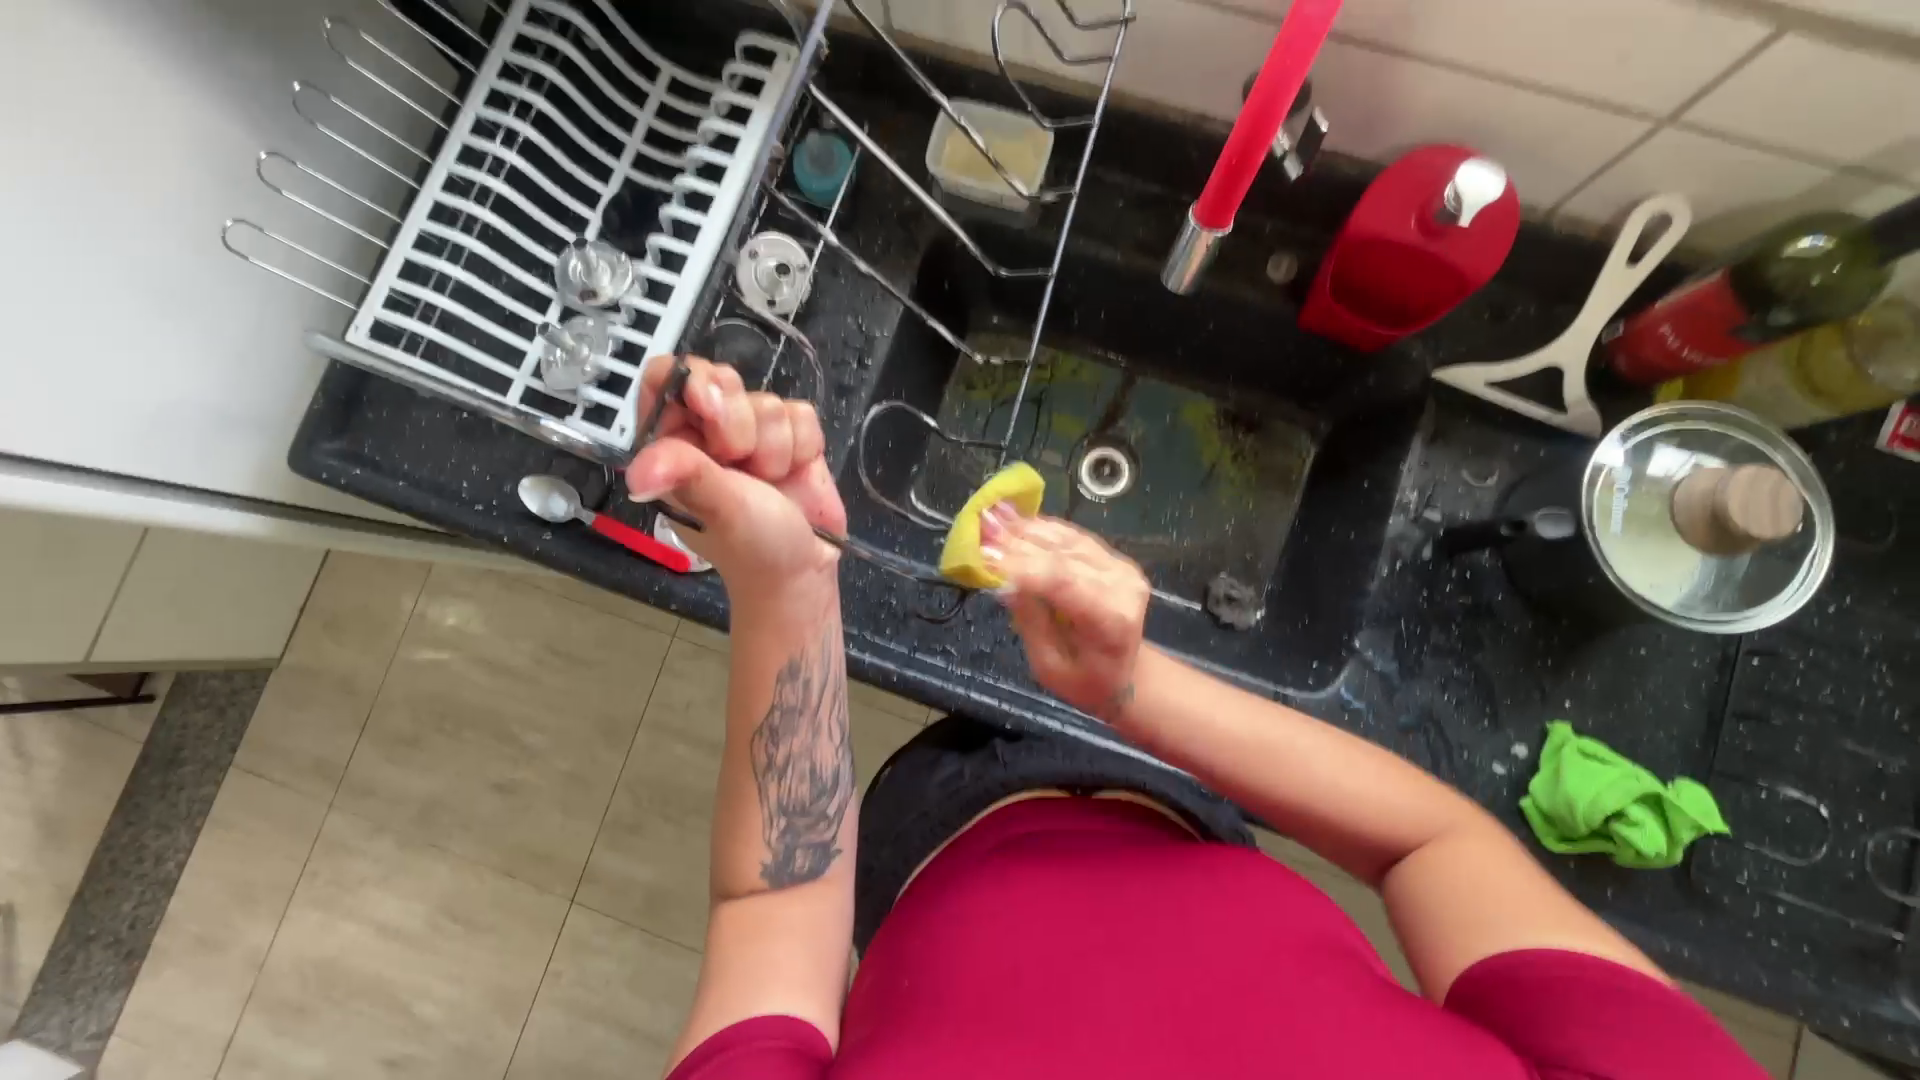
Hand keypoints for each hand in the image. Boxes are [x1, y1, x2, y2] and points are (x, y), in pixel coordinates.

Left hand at [625, 356, 844, 599]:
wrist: (802, 573)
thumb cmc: (749, 547)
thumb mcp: (716, 510)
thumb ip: (687, 475)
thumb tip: (637, 475)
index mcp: (673, 444)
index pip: (665, 380)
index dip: (688, 380)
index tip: (708, 405)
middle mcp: (710, 433)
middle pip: (723, 382)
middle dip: (739, 424)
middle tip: (740, 464)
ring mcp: (754, 434)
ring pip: (769, 401)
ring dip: (775, 449)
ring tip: (770, 483)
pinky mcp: (793, 438)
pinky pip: (802, 414)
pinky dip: (803, 448)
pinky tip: (794, 475)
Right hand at [981, 505, 1149, 719]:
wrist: (1127, 674)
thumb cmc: (1085, 681)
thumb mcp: (1049, 667)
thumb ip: (1031, 622)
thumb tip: (1004, 583)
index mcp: (1110, 619)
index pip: (1063, 583)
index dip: (1023, 565)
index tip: (986, 554)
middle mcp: (1121, 586)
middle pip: (1063, 557)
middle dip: (1018, 541)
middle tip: (981, 525)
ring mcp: (1120, 568)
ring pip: (1068, 541)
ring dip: (1027, 527)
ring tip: (992, 514)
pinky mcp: (1114, 559)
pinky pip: (1075, 538)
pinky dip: (1044, 527)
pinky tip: (1017, 516)